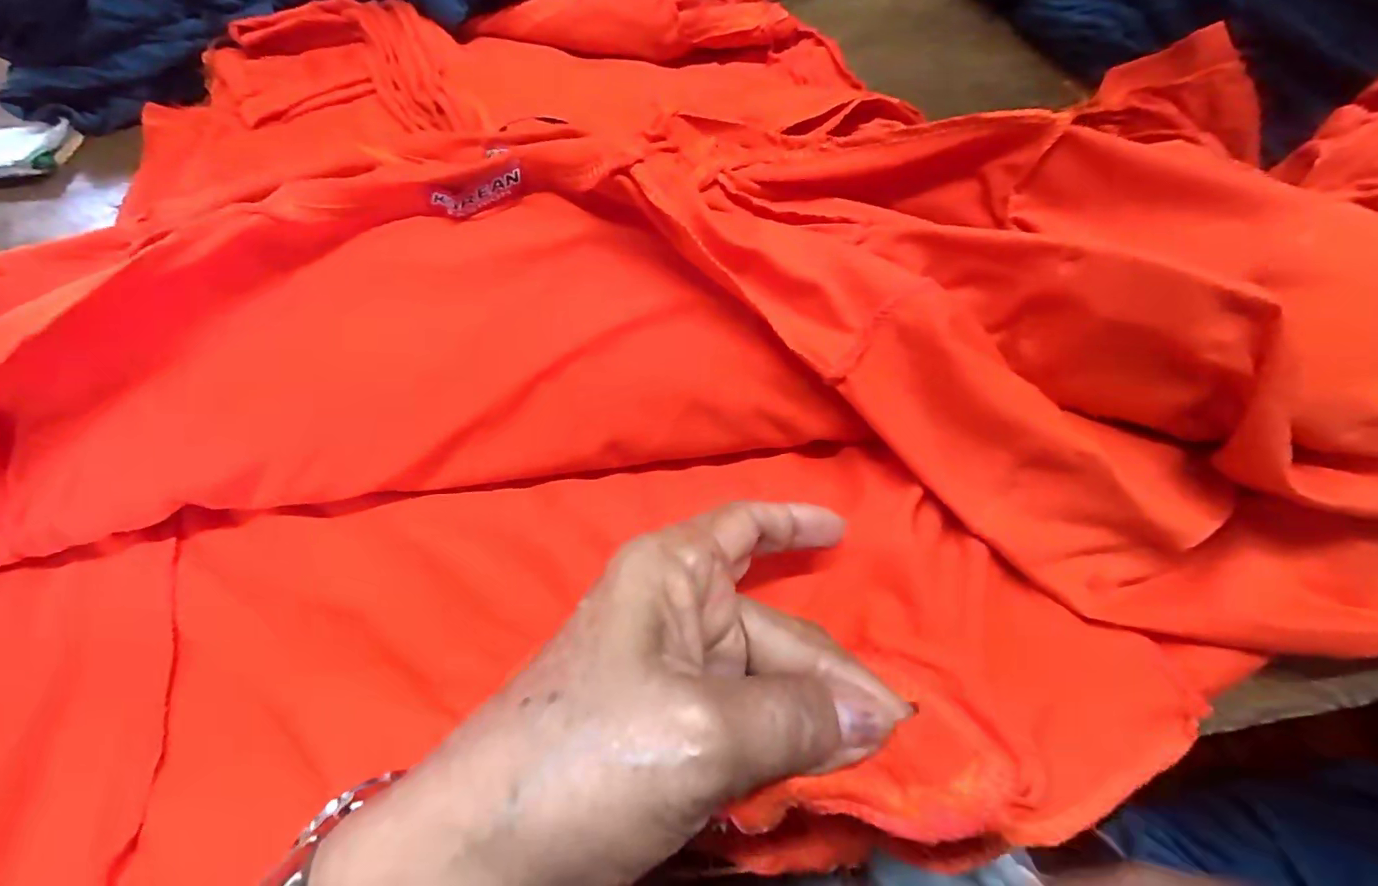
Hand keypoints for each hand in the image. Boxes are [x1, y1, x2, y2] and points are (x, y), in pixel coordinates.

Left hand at [312, 502, 912, 885]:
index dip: (794, 525)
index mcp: (671, 574)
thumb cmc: (590, 755)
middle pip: (773, 628)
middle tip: (893, 728)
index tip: (844, 530)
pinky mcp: (663, 730)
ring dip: (813, 719)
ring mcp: (667, 674)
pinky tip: (820, 769)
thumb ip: (797, 720)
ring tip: (868, 754)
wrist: (484, 853)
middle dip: (831, 674)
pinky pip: (743, 724)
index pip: (743, 528)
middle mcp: (671, 612)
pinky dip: (783, 746)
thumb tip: (879, 717)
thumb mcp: (703, 731)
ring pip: (763, 684)